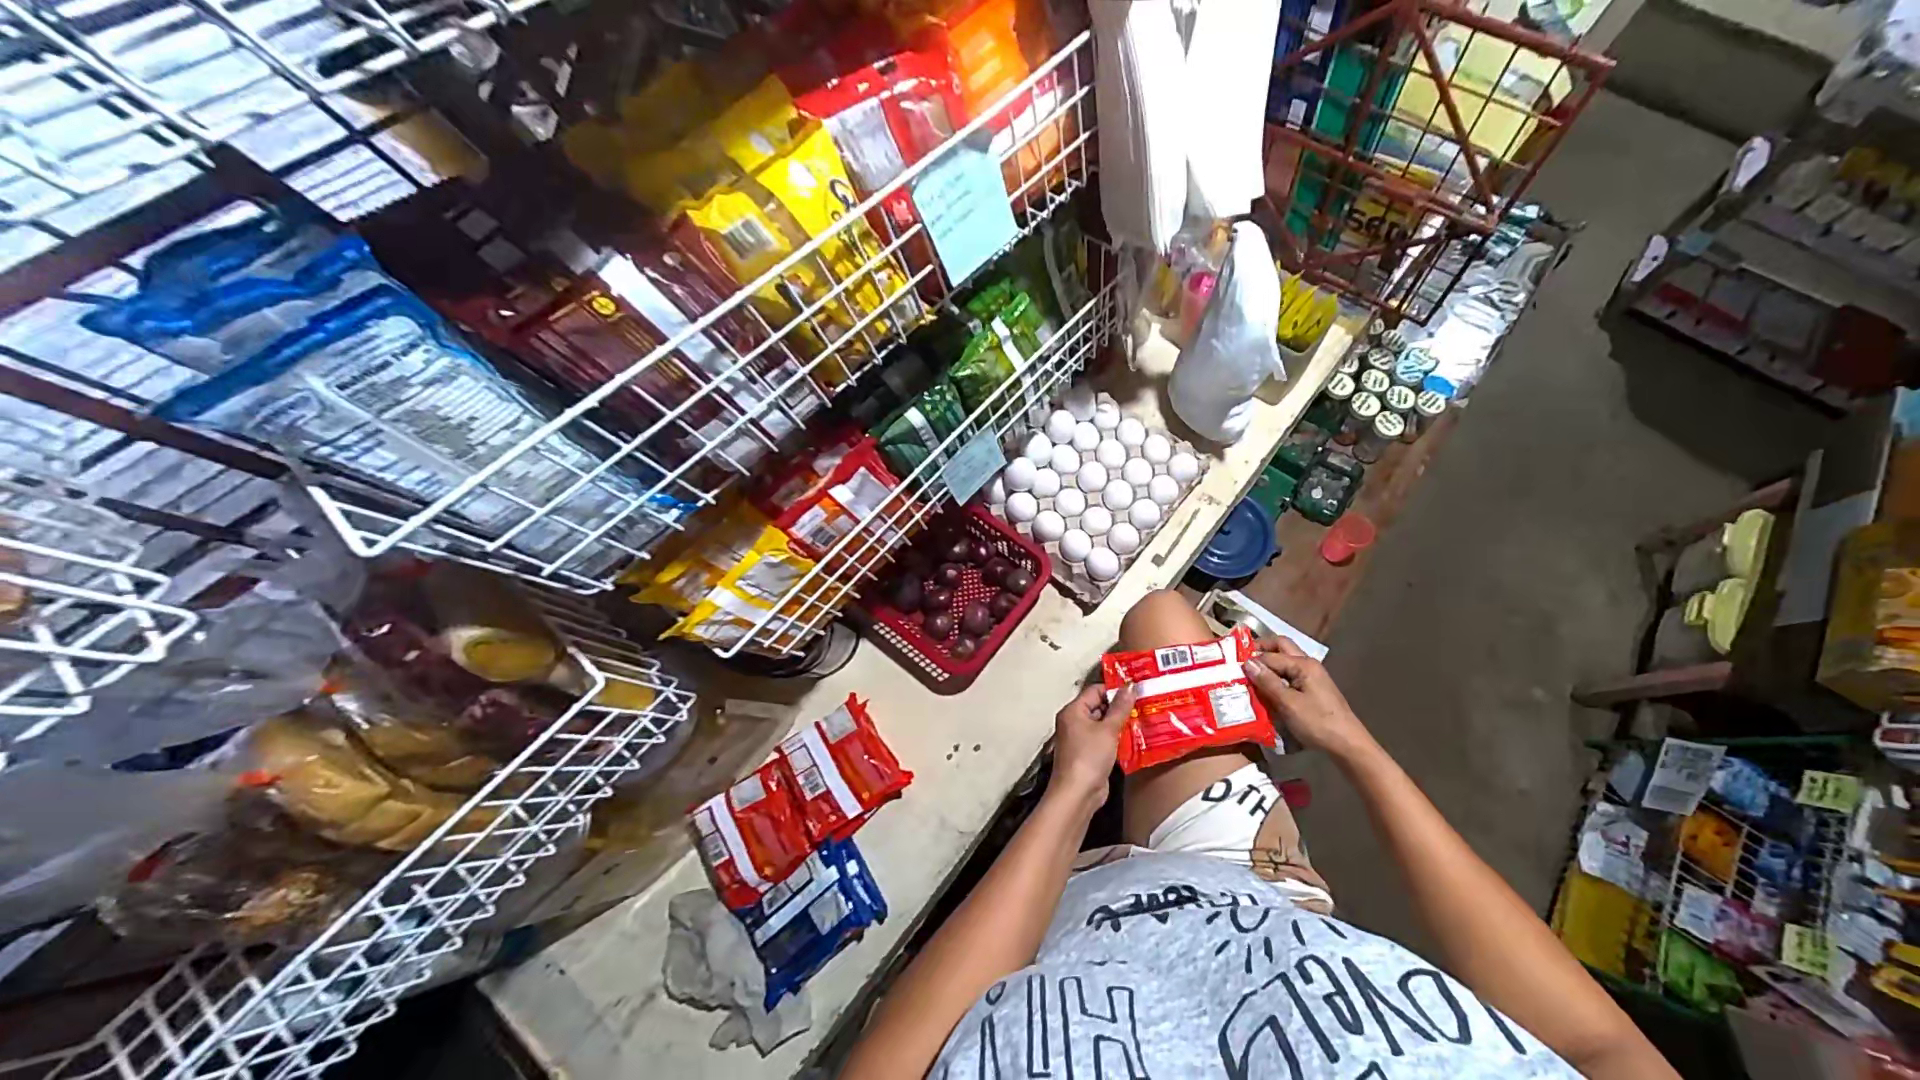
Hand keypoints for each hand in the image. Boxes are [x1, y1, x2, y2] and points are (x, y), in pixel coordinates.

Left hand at [1048, 682, 1134, 811]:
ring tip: (1142, 720)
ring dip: (1120, 724)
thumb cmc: (1087, 758)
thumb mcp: (1108, 729)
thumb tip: (1129, 687)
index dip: (1114, 690)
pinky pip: (1104, 739)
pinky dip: (1117, 738)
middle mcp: (1074, 722)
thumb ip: (1120, 708)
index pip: (1094, 691)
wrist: (1078, 793)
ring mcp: (1081, 738)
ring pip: (1103, 724)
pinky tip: (1134, 739)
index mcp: (1073, 711)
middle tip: (1142, 705)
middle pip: (1099, 706)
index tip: (1134, 692)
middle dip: (1119, 707)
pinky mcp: (1089, 753)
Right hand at [1241, 638, 1375, 761]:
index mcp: (1303, 664)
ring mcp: (1311, 677)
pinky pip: (1289, 676)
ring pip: (1285, 662)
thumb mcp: (1288, 703)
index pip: (1270, 655)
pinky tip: (1265, 691)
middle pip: (1281, 648)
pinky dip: (1275, 678)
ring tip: (1249, 677)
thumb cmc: (1317, 723)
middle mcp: (1308, 665)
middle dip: (1260, 651)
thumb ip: (1267, 681)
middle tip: (1241, 662)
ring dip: (1268, 666)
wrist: (1347, 745)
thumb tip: (1247, 662)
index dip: (1251, 660)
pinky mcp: (1312, 690)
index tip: (1231, 667)